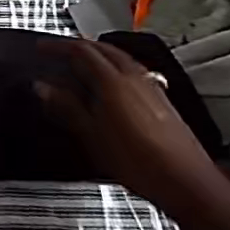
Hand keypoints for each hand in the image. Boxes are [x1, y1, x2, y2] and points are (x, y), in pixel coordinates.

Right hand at [35, 40, 226, 212]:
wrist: (186, 183)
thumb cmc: (140, 162)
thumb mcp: (91, 134)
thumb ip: (66, 106)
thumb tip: (43, 87)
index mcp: (113, 82)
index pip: (82, 50)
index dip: (59, 46)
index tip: (43, 48)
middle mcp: (135, 78)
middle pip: (103, 49)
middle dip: (79, 46)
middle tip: (60, 50)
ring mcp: (151, 87)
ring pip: (120, 58)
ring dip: (99, 54)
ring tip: (82, 62)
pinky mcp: (162, 100)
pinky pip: (133, 70)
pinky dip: (115, 67)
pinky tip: (110, 83)